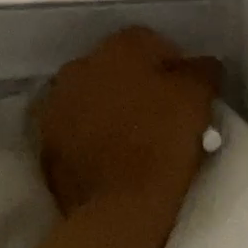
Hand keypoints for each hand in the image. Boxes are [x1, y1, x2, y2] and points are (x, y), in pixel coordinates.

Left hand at [33, 26, 220, 215]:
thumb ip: (202, 69)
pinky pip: (76, 125)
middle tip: (163, 110)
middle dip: (137, 81)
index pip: (151, 41)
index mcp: (118, 48)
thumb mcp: (200, 96)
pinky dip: (93, 132)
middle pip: (117, 66)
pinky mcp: (45, 142)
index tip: (187, 90)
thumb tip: (199, 65)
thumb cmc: (164, 140)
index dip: (173, 64)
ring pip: (93, 94)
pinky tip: (115, 152)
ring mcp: (55, 105)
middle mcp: (80, 66)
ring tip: (137, 133)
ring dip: (112, 105)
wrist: (119, 206)